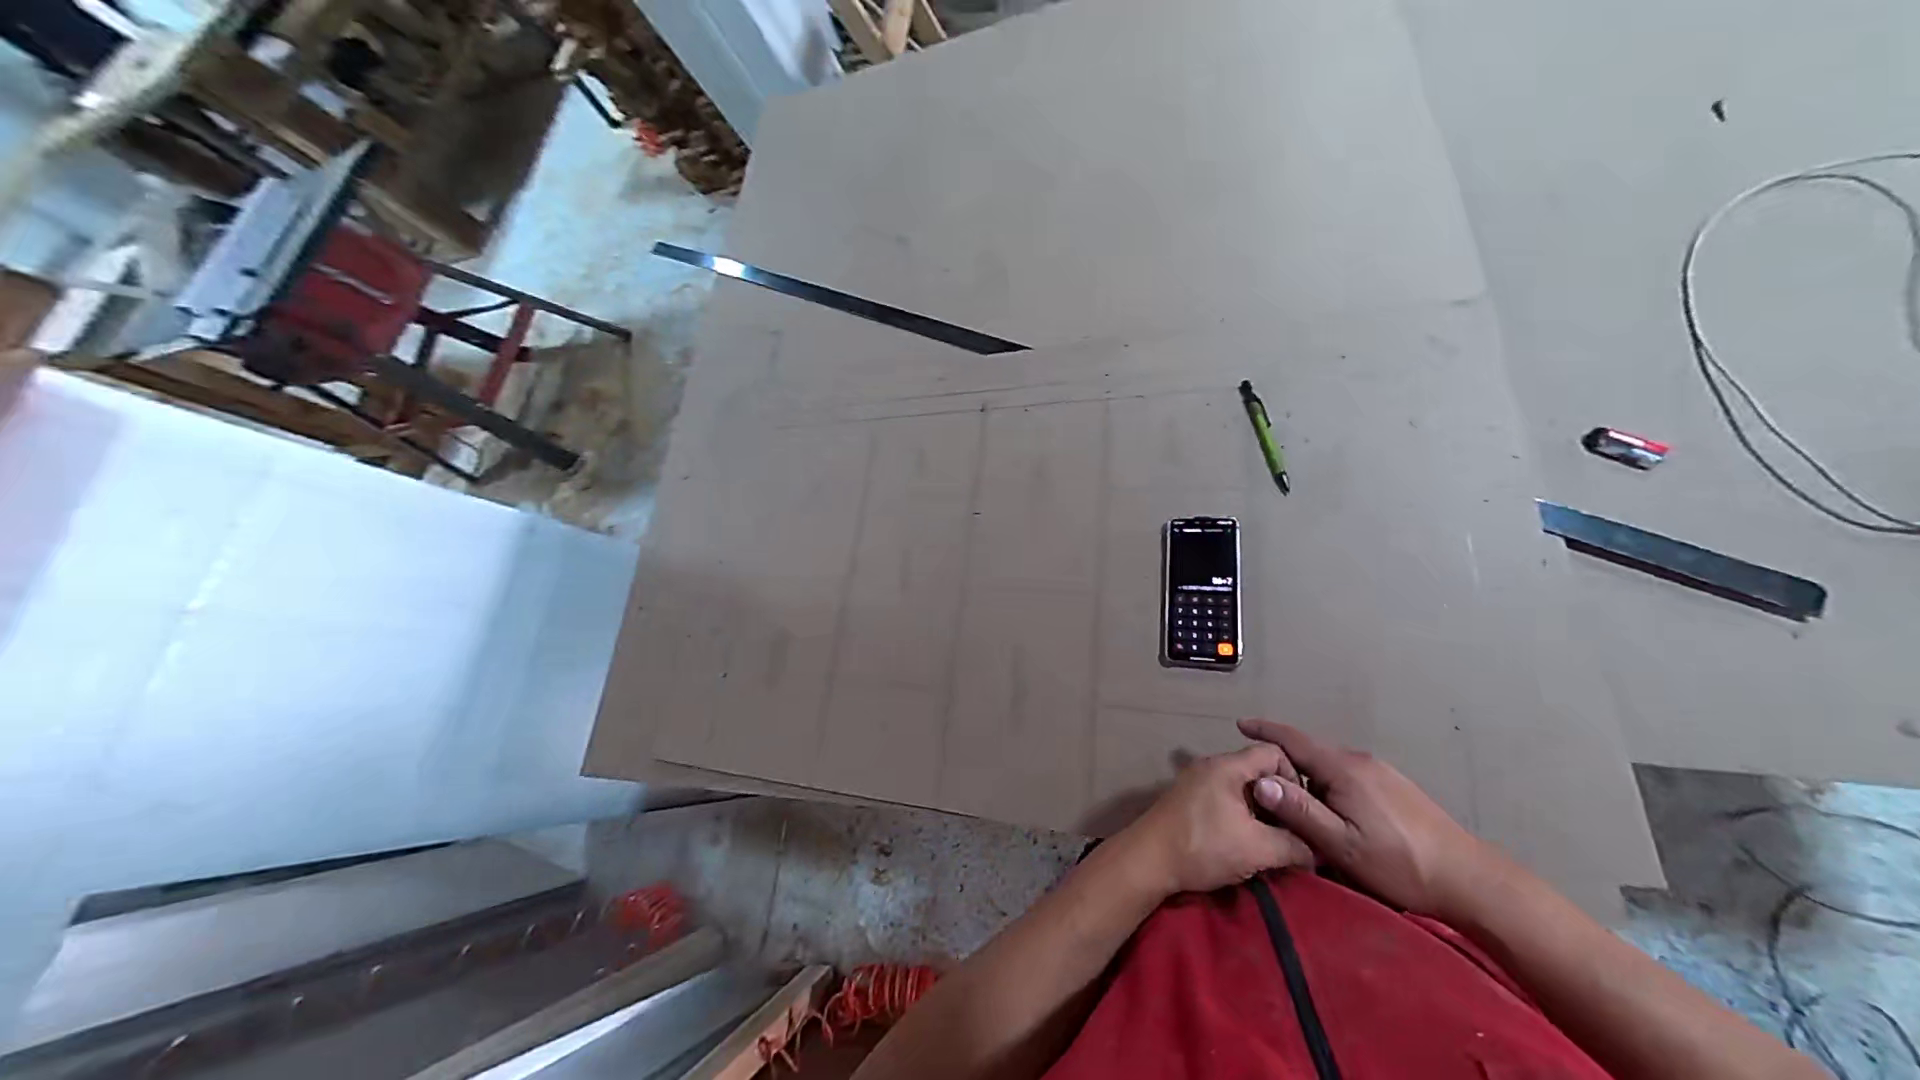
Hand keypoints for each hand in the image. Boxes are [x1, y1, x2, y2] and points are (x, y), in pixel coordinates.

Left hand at [1120, 744, 1315, 896]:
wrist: (1147, 861)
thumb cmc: (1202, 847)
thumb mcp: (1257, 849)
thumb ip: (1293, 846)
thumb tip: (1316, 850)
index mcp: (1227, 766)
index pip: (1273, 753)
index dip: (1295, 778)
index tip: (1302, 810)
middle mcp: (1210, 766)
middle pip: (1257, 770)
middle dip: (1280, 799)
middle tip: (1292, 830)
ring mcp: (1196, 782)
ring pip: (1242, 787)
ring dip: (1261, 811)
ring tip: (1274, 840)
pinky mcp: (1188, 800)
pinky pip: (1225, 798)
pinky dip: (1241, 815)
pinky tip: (1248, 842)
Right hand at [1238, 718, 1498, 919]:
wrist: (1471, 881)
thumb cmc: (1400, 864)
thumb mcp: (1341, 843)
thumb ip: (1299, 811)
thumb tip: (1260, 781)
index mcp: (1343, 769)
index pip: (1294, 740)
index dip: (1265, 730)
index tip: (1240, 725)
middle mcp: (1360, 761)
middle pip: (1310, 752)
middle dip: (1282, 761)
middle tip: (1258, 782)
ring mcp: (1381, 773)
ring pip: (1329, 766)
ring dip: (1306, 777)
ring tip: (1291, 802)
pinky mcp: (1395, 787)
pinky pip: (1347, 776)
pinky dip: (1327, 784)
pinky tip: (1329, 810)